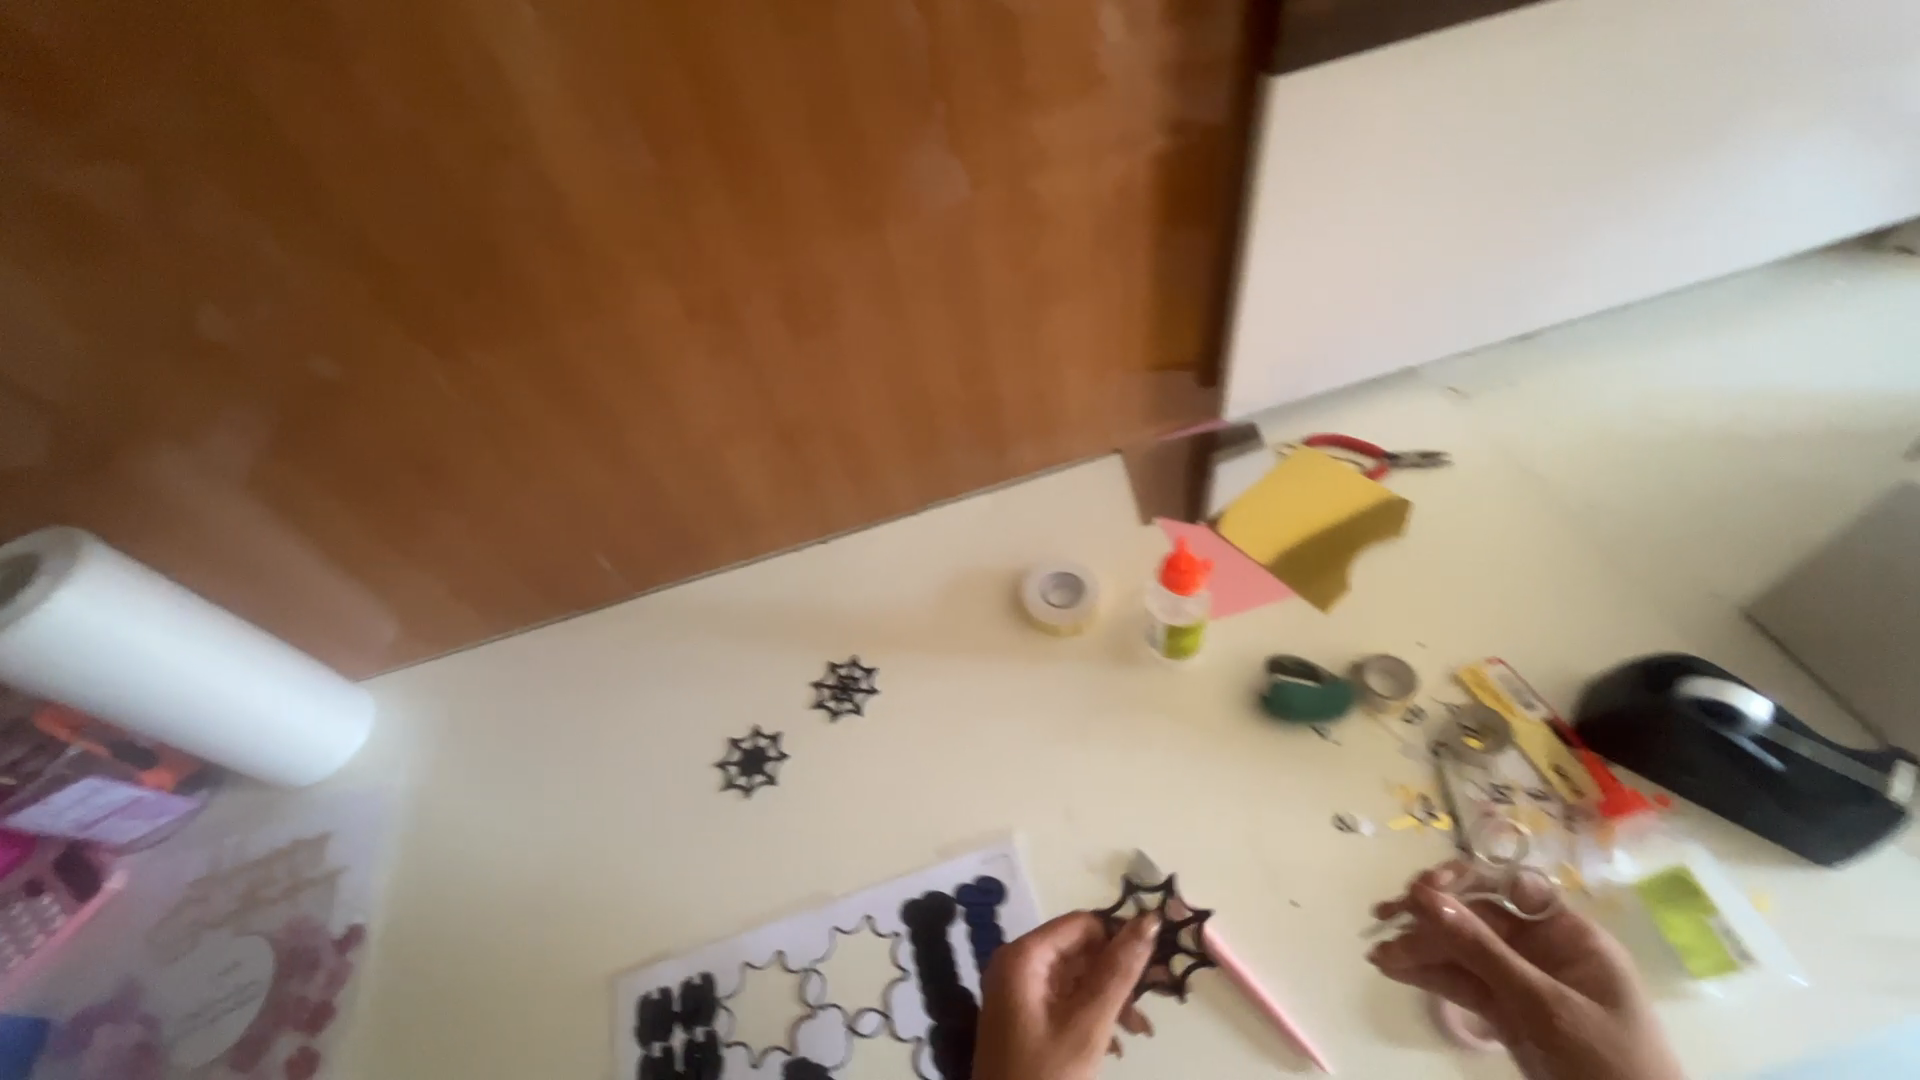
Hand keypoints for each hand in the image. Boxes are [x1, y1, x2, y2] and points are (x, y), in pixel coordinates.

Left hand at [974, 912, 1158, 1079]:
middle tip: (1156, 998)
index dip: (1119, 940)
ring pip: (1075, 976)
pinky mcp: (1023, 1017)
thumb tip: (1150, 920)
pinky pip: (1064, 1000)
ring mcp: (1018, 992)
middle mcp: (1016, 964)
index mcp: (1023, 956)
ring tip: (1140, 1030)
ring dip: (1109, 998)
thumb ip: (1118, 972)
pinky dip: (1091, 1014)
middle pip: (1078, 950)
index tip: (1154, 967)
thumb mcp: (1087, 1025)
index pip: (1081, 925)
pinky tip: (1116, 1044)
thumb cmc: (1046, 1078)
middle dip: (1117, 974)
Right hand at [1367, 861, 1685, 1079]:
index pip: (1507, 885)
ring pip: (1459, 948)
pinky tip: (1392, 969)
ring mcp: (1520, 979)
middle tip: (1384, 916)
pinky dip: (1426, 974)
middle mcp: (1541, 948)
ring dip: (1417, 947)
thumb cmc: (1612, 1065)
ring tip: (1378, 955)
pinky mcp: (1505, 1010)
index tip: (1422, 888)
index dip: (1463, 879)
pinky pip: (1459, 981)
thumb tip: (1424, 895)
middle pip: (1473, 915)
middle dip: (1428, 916)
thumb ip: (1483, 950)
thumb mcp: (1547, 1007)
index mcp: (1567, 934)